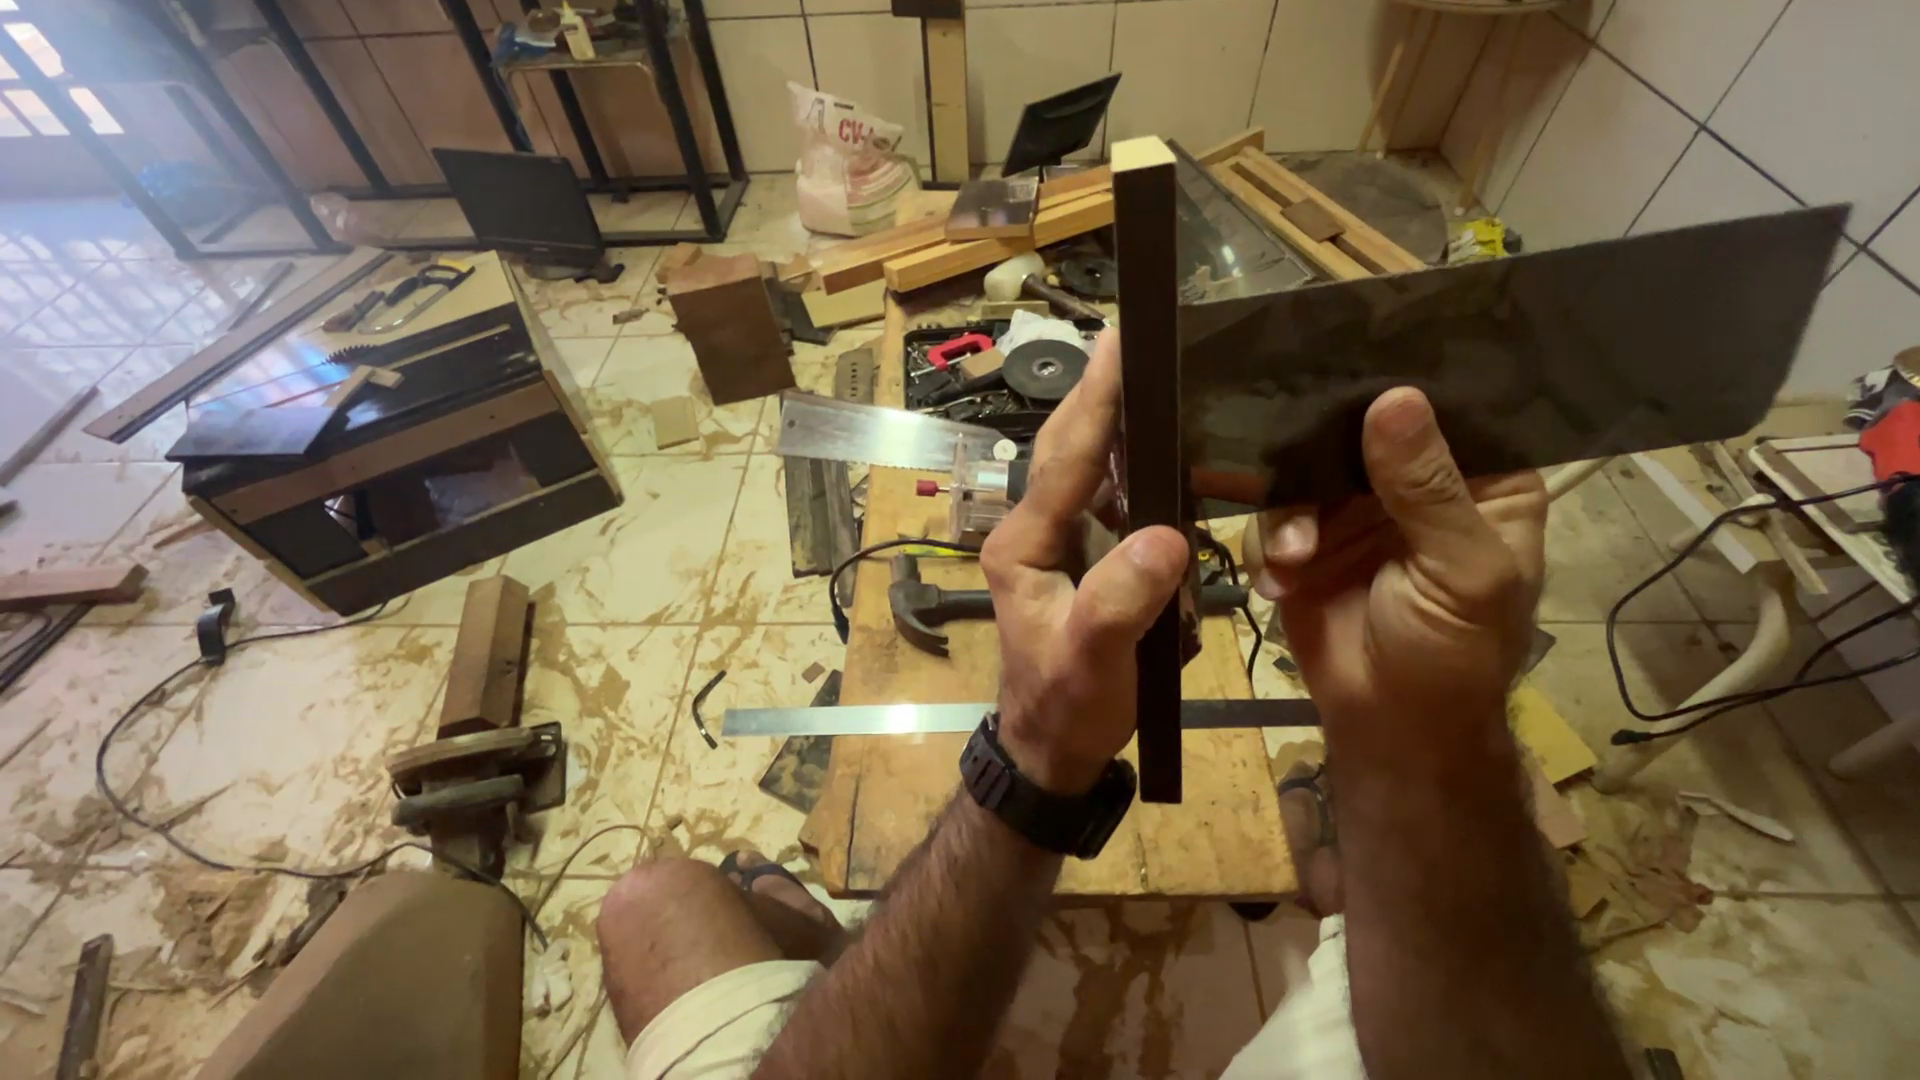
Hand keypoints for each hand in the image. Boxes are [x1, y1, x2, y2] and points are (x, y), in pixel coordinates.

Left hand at [982, 329, 1189, 794]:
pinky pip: (1108, 500)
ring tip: (1152, 379)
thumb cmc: (1066, 703)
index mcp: (1022, 543)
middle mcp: (1033, 531)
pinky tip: (1164, 450)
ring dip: (1114, 423)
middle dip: (1097, 395)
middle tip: (1133, 340)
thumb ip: (1121, 599)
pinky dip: (1134, 469)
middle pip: (1067, 449)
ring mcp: (1058, 543)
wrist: (1054, 744)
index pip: (1062, 459)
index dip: (1093, 400)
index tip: (1116, 341)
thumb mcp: (1092, 658)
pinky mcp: (1082, 558)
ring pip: (1087, 469)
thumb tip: (1168, 535)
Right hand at [1244, 387, 1545, 737]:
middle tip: (1290, 474)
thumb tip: (1394, 399)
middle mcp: (1406, 487)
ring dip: (1286, 519)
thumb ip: (1427, 488)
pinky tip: (1278, 584)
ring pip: (1298, 478)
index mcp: (1476, 482)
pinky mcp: (1300, 546)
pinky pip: (1266, 522)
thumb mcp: (1461, 570)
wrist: (1389, 724)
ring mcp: (1348, 516)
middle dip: (1314, 455)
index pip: (1439, 413)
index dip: (1394, 393)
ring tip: (1294, 561)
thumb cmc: (1453, 651)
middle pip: (1351, 437)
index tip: (1342, 373)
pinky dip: (1265, 550)